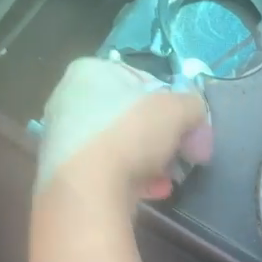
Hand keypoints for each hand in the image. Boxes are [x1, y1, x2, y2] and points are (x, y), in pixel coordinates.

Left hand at [34, 57, 212, 208]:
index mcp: (92, 70)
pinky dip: (133, 178)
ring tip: (168, 179)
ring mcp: (65, 135)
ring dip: (151, 161)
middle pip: (133, 115)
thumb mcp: (177, 110)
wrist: (89, 186)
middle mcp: (72, 96)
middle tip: (182, 156)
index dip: (174, 105)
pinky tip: (152, 191)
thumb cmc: (131, 134)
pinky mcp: (68, 169)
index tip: (190, 130)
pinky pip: (110, 168)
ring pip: (122, 144)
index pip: (144, 82)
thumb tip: (195, 114)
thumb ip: (192, 105)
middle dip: (162, 137)